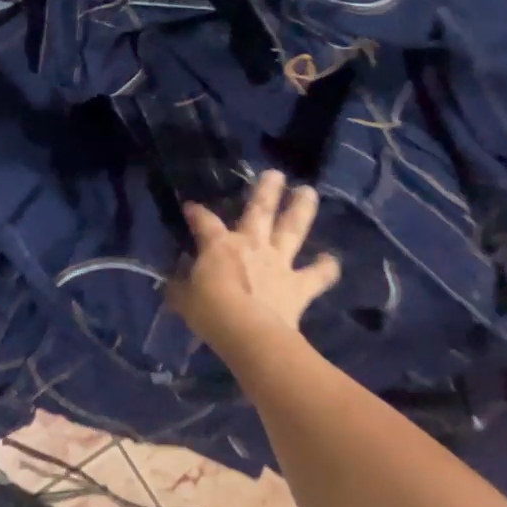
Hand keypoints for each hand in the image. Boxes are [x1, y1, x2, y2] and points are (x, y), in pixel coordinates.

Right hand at [168, 170, 341, 347]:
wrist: (250, 333)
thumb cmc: (210, 311)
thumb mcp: (182, 298)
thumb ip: (180, 285)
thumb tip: (175, 282)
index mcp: (218, 245)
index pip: (203, 220)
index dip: (195, 212)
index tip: (190, 207)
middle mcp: (251, 244)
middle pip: (259, 210)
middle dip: (266, 190)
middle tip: (275, 173)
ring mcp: (279, 262)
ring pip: (292, 229)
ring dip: (301, 209)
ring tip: (308, 191)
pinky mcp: (300, 285)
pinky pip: (318, 274)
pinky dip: (326, 267)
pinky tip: (331, 260)